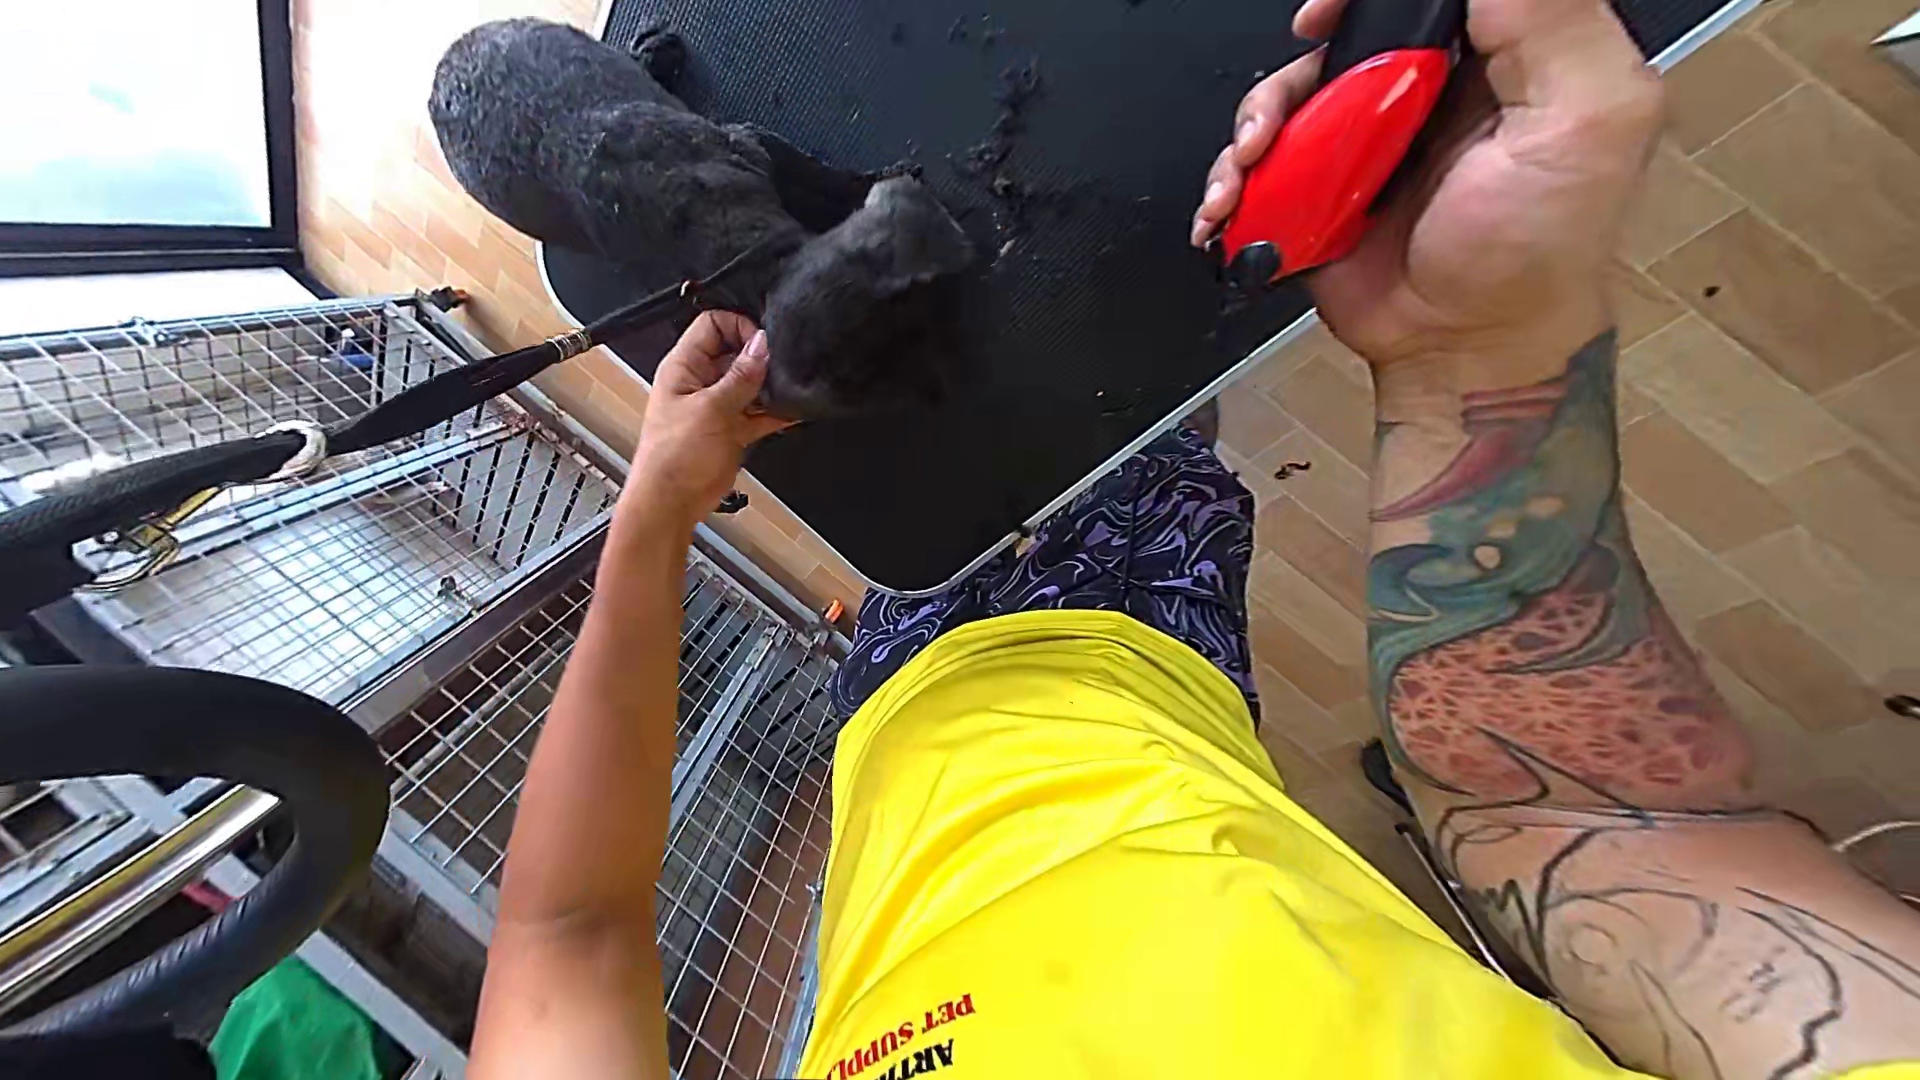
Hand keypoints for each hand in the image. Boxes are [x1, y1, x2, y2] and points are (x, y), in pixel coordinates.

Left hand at [624, 312, 788, 527]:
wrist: (674, 500)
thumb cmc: (674, 457)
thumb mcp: (712, 409)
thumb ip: (740, 377)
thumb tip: (761, 346)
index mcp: (684, 367)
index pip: (713, 325)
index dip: (740, 328)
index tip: (762, 345)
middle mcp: (701, 383)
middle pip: (736, 355)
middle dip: (760, 361)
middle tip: (776, 372)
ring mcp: (717, 407)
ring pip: (750, 385)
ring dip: (769, 389)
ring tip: (785, 394)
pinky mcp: (732, 429)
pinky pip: (759, 414)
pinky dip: (775, 413)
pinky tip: (791, 413)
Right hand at [1191, 0, 1661, 375]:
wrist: (1457, 344)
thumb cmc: (1532, 245)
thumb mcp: (1582, 118)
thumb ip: (1547, 23)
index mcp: (1477, 67)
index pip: (1410, 7)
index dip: (1356, 5)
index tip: (1319, 18)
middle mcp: (1403, 111)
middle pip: (1323, 66)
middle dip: (1276, 92)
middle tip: (1260, 133)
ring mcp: (1348, 168)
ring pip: (1278, 128)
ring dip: (1240, 151)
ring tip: (1233, 187)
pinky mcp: (1309, 217)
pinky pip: (1257, 192)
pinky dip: (1227, 200)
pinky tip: (1220, 218)